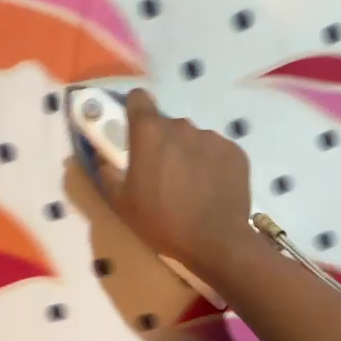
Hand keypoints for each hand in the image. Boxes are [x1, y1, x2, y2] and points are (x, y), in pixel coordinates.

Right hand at [99, 89, 257, 280]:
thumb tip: (104, 157)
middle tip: (167, 176)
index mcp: (150, 132)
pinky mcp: (236, 153)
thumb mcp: (123, 204)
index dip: (137, 112)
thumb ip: (108, 172)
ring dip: (192, 156)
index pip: (139, 99)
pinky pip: (219, 153)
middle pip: (169, 126)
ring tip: (195, 188)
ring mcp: (212, 138)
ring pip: (196, 140)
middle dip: (166, 144)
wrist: (217, 242)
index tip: (138, 132)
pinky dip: (215, 166)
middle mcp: (182, 126)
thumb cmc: (164, 223)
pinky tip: (214, 191)